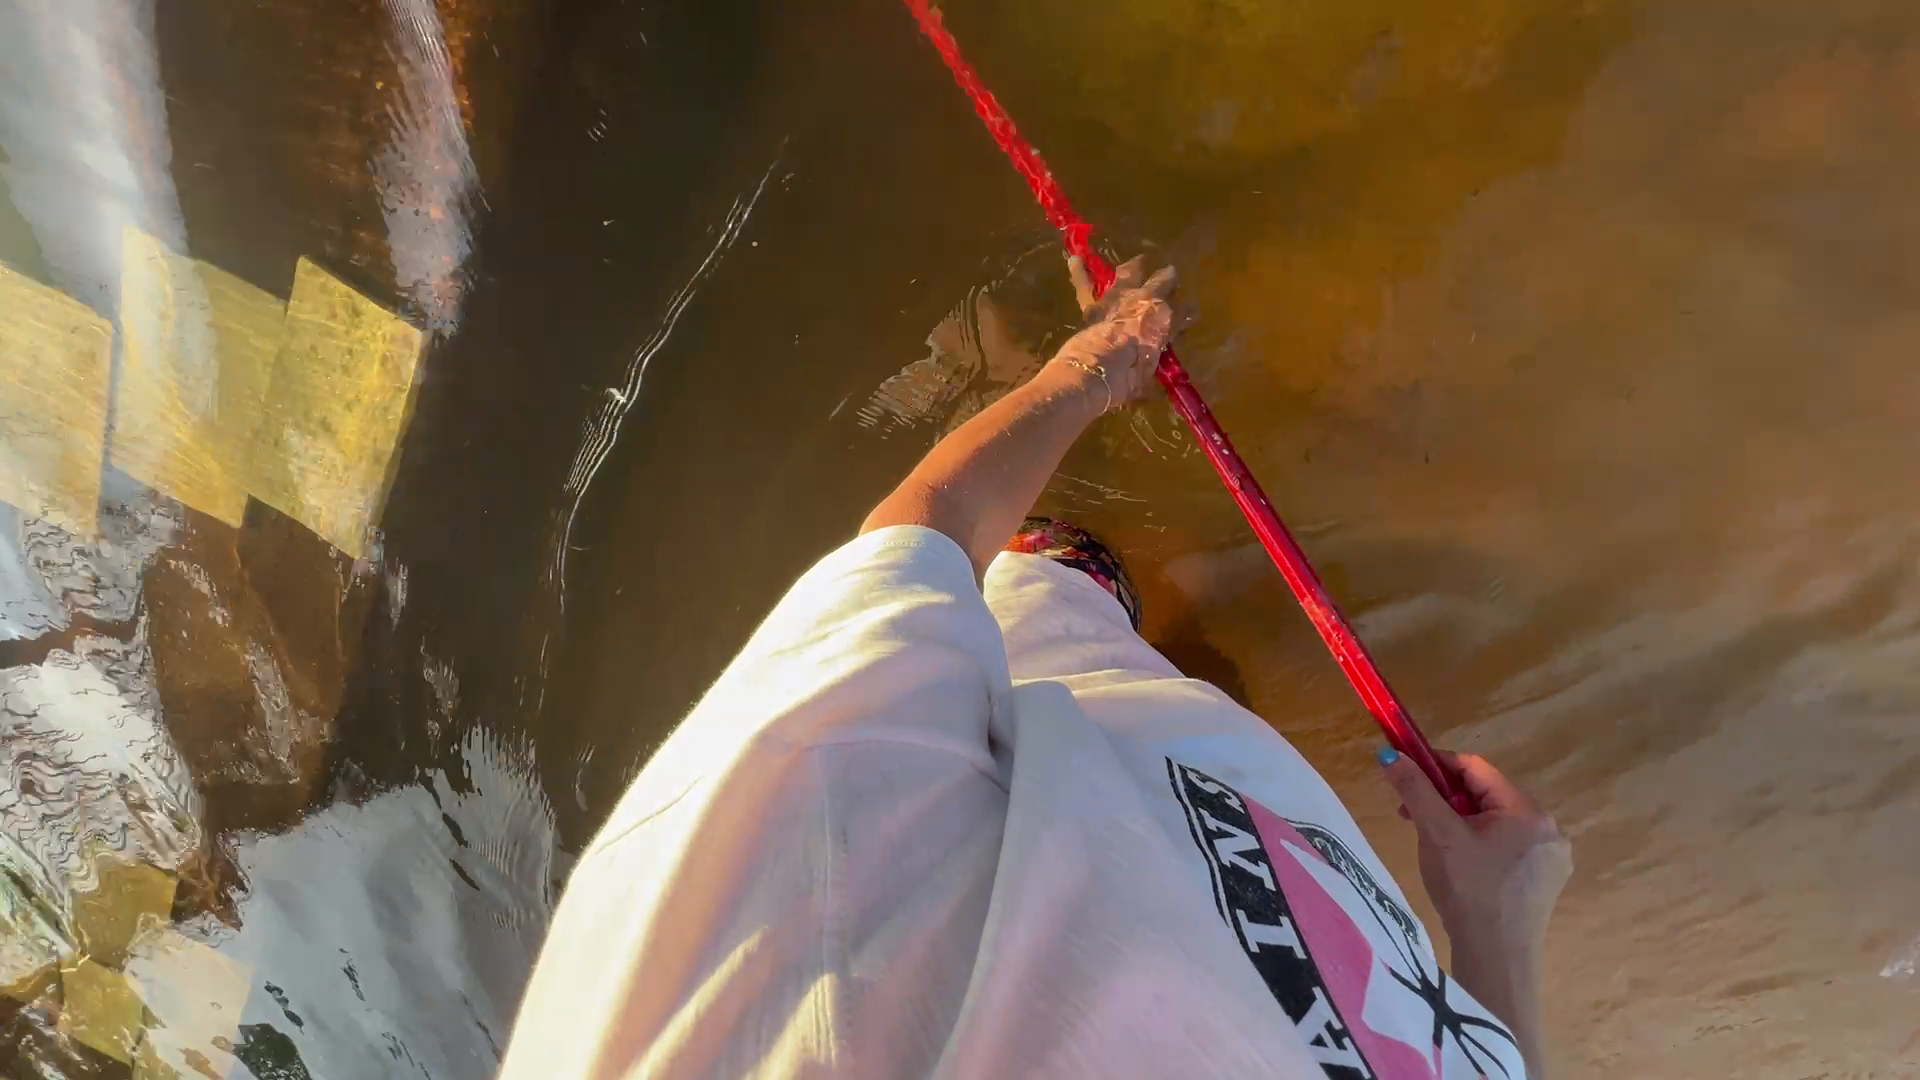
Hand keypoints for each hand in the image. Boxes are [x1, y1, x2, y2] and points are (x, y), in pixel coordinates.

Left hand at [1047, 254, 1177, 408]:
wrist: (1095, 372)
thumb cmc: (1127, 378)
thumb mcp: (1147, 375)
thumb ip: (1150, 365)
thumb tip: (1149, 372)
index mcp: (1165, 320)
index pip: (1186, 313)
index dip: (1187, 315)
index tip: (1189, 318)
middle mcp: (1146, 302)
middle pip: (1163, 282)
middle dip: (1168, 280)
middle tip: (1169, 278)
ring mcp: (1119, 299)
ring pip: (1129, 273)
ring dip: (1135, 267)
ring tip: (1138, 262)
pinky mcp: (1093, 305)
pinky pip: (1085, 285)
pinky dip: (1080, 273)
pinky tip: (1075, 260)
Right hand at [1380, 749, 1571, 949]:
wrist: (1496, 956)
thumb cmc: (1468, 887)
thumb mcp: (1436, 831)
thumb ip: (1413, 787)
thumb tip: (1387, 753)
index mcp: (1528, 813)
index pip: (1476, 768)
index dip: (1436, 763)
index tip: (1405, 773)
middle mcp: (1548, 829)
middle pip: (1483, 793)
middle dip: (1441, 795)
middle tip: (1409, 811)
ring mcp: (1548, 856)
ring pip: (1490, 818)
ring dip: (1454, 817)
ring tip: (1427, 836)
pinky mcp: (1541, 878)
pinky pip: (1501, 842)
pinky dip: (1472, 839)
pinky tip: (1453, 858)